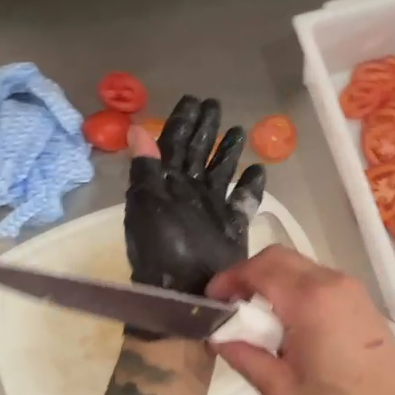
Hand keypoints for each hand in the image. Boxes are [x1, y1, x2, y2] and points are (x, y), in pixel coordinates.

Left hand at [124, 95, 265, 294]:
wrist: (185, 293)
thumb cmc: (162, 248)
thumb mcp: (147, 205)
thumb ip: (146, 169)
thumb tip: (136, 131)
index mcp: (163, 185)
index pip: (171, 144)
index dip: (180, 122)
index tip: (192, 100)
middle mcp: (186, 192)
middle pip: (197, 152)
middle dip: (205, 128)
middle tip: (216, 105)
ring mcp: (210, 209)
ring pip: (220, 171)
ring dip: (227, 151)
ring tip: (239, 131)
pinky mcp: (231, 225)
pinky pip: (243, 200)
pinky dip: (250, 185)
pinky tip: (258, 168)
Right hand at [207, 246, 394, 394]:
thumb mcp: (281, 389)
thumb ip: (245, 358)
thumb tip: (217, 337)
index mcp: (308, 301)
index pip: (258, 270)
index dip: (229, 279)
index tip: (213, 297)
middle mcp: (328, 281)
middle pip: (276, 255)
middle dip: (247, 272)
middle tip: (231, 301)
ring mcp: (345, 282)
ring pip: (295, 261)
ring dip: (270, 276)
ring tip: (255, 310)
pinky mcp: (355, 290)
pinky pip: (314, 273)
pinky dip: (291, 282)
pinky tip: (285, 313)